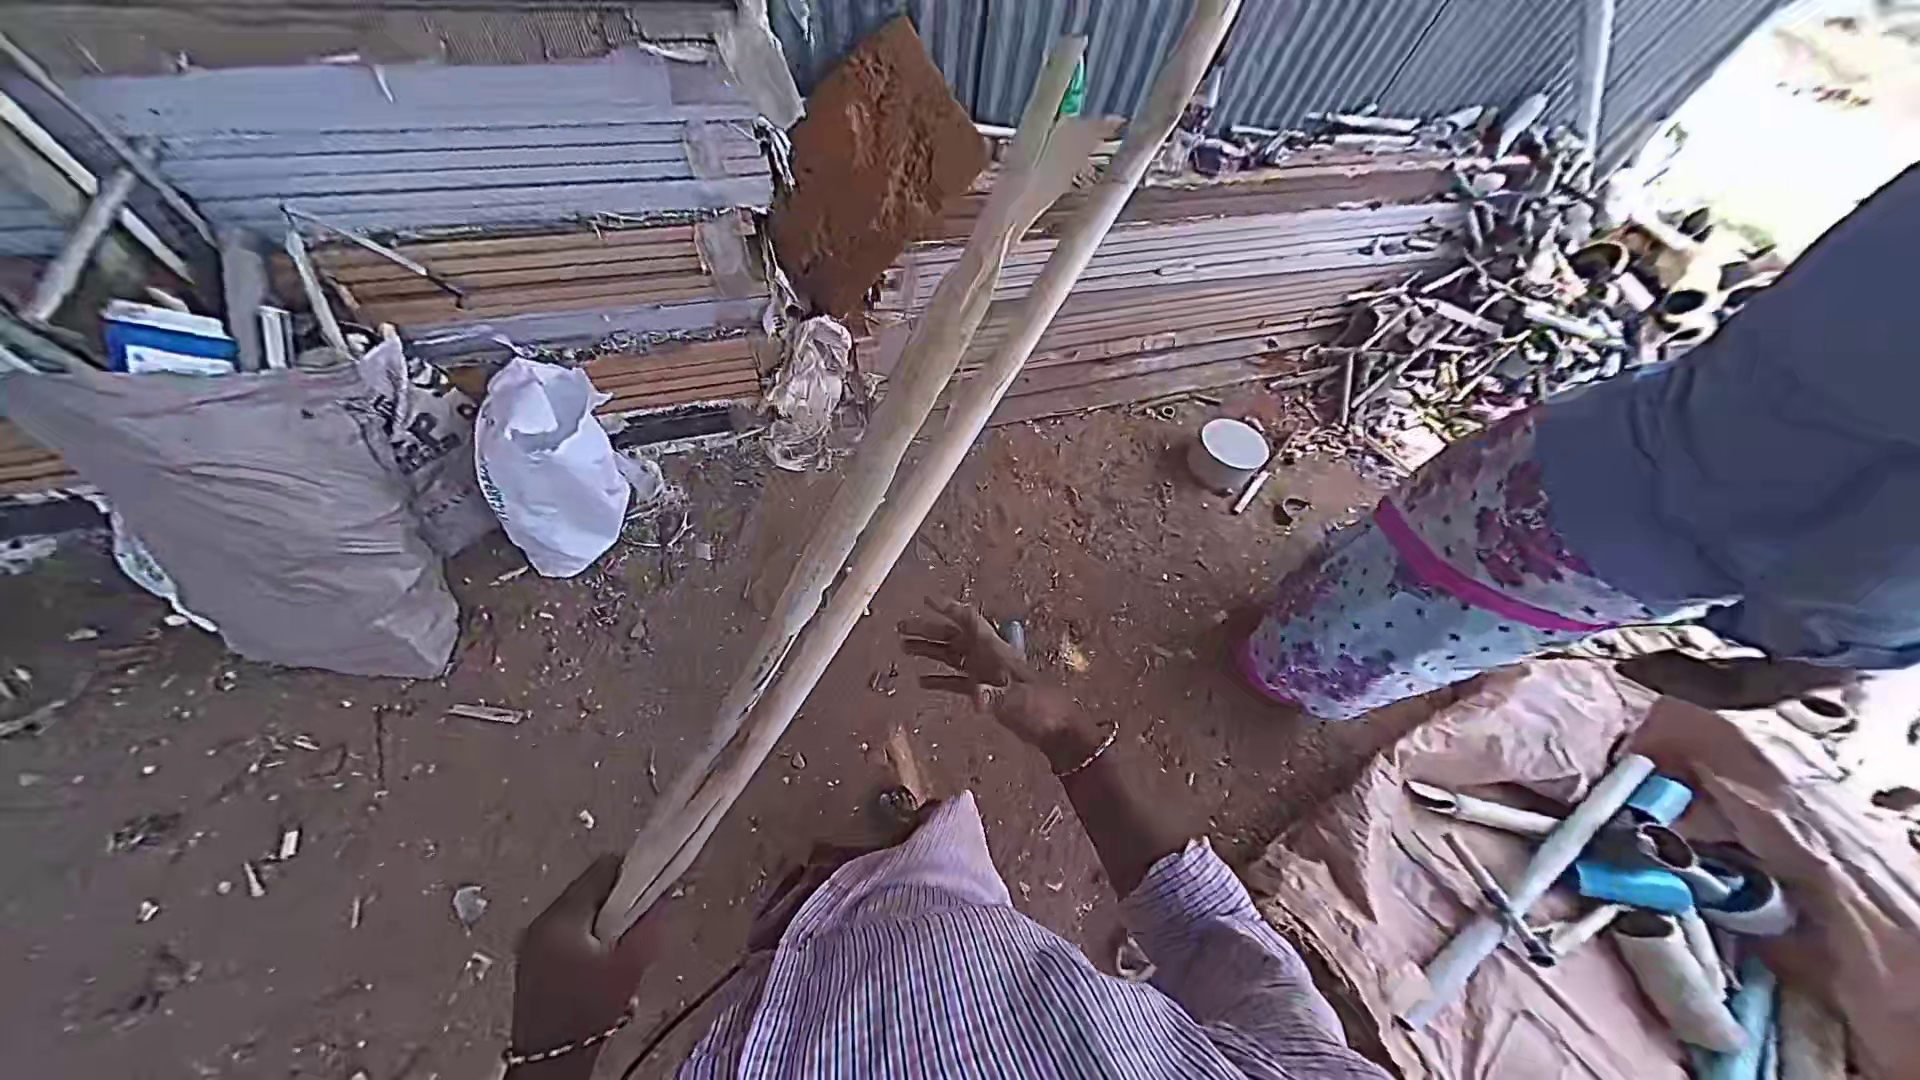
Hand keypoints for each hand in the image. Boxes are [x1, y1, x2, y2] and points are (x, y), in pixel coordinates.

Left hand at [511, 855, 655, 1058]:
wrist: (552, 1063)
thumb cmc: (591, 1008)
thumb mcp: (631, 960)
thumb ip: (651, 917)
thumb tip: (668, 885)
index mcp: (562, 916)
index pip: (605, 866)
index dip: (635, 872)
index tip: (653, 889)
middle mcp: (542, 920)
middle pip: (593, 883)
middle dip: (621, 894)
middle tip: (640, 917)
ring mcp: (533, 940)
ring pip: (583, 903)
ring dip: (607, 912)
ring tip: (623, 938)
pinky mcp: (532, 958)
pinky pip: (571, 924)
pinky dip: (591, 928)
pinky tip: (604, 953)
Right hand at [899, 597, 1102, 770]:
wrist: (1057, 730)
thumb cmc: (1043, 708)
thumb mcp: (1020, 701)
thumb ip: (996, 698)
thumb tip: (976, 696)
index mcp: (995, 650)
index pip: (969, 621)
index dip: (948, 608)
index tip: (927, 599)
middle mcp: (987, 657)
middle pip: (953, 636)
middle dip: (928, 629)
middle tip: (901, 627)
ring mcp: (985, 674)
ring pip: (951, 656)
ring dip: (929, 651)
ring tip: (903, 646)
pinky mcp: (984, 692)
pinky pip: (956, 681)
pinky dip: (939, 679)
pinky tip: (921, 681)